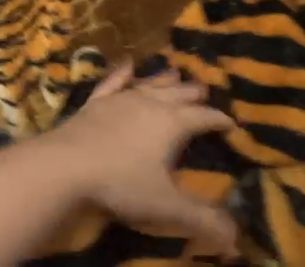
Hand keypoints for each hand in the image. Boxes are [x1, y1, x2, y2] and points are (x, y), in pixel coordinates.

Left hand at [29, 60, 238, 254]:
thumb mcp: (168, 206)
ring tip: (175, 72)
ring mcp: (119, 99)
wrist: (68, 163)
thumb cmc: (122, 182)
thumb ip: (203, 220)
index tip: (232, 122)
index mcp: (171, 124)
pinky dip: (122, 74)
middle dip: (193, 93)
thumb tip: (236, 240)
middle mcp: (148, 104)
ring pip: (147, 85)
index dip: (218, 119)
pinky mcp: (95, 102)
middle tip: (205, 87)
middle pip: (176, 95)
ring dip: (163, 80)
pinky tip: (126, 65)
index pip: (202, 117)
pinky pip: (113, 83)